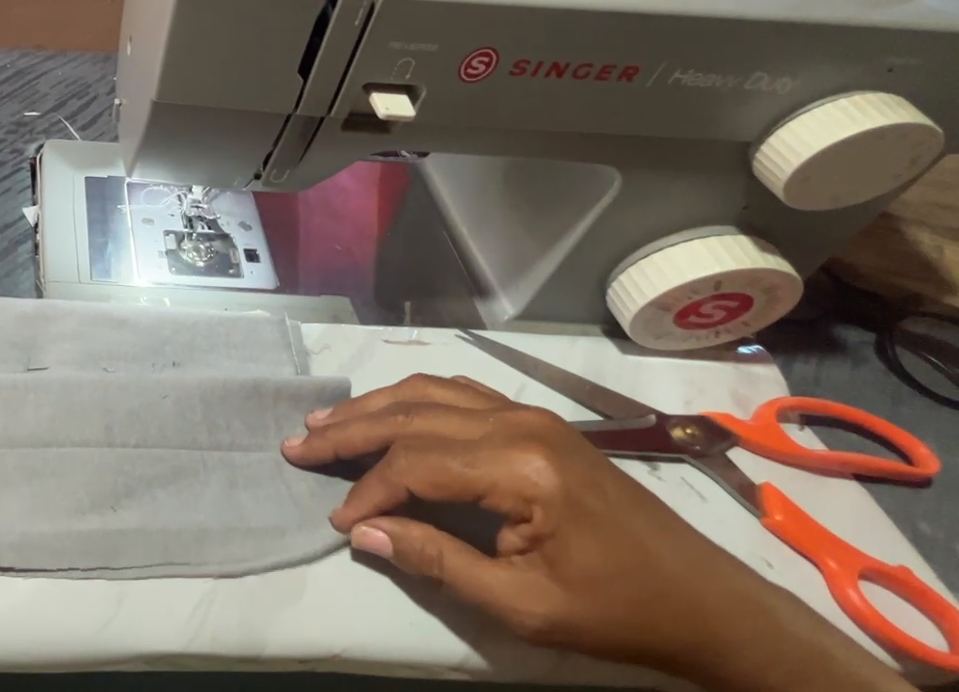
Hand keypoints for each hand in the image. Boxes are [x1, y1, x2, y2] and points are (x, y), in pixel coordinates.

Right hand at [282, 374, 910, 691]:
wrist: (710, 602)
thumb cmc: (617, 611)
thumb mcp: (524, 606)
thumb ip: (438, 561)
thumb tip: (364, 532)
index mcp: (520, 468)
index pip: (415, 464)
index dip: (368, 490)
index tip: (336, 519)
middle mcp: (518, 424)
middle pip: (411, 416)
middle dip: (348, 431)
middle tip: (296, 443)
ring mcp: (528, 415)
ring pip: (428, 394)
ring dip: (372, 407)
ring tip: (325, 421)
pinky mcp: (535, 421)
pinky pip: (456, 394)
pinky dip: (411, 399)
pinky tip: (387, 409)